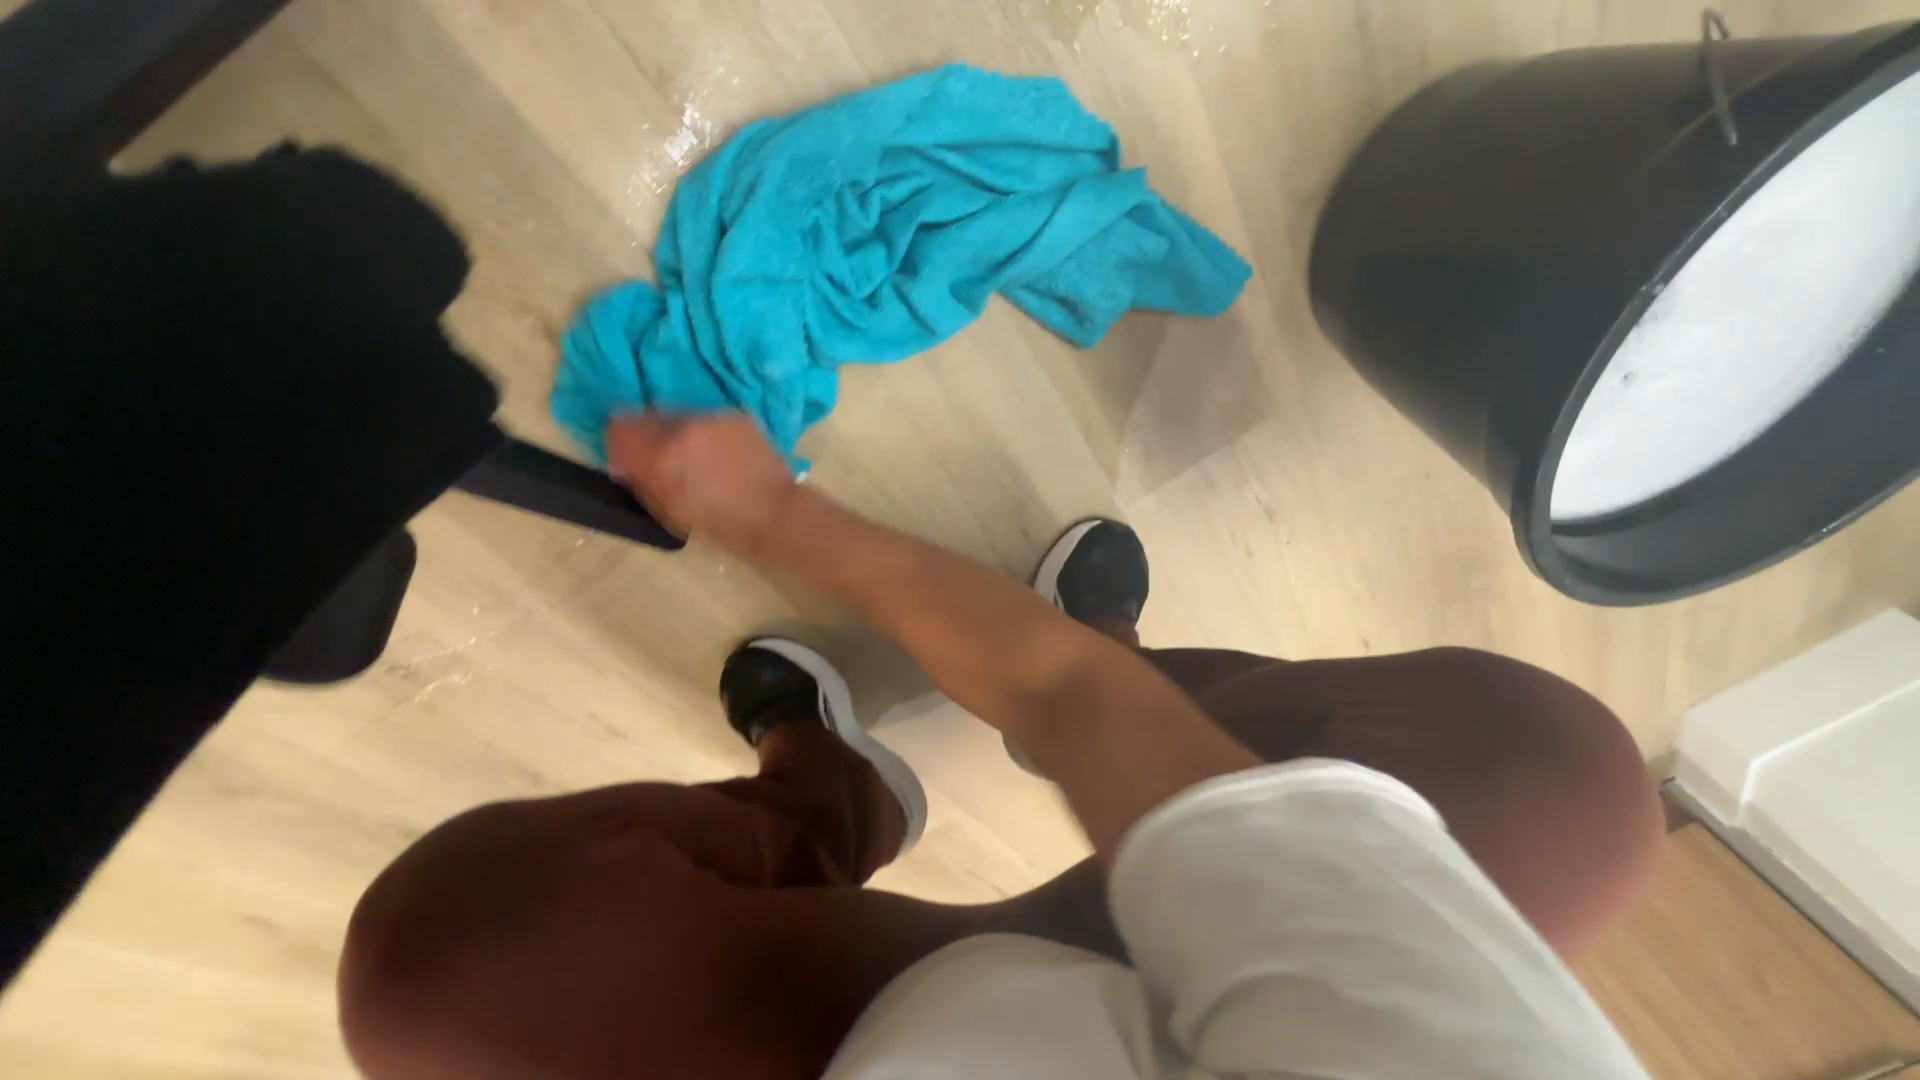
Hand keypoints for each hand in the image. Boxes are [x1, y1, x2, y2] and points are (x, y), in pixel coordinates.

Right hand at [604, 413, 798, 556]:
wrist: (773, 512)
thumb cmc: (718, 523)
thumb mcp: (668, 511)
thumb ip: (640, 481)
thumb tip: (625, 462)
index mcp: (660, 454)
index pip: (618, 426)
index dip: (619, 443)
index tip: (628, 458)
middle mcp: (682, 427)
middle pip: (646, 417)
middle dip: (648, 437)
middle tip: (663, 460)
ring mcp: (711, 417)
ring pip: (678, 416)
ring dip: (677, 433)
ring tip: (696, 458)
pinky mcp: (735, 415)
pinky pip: (707, 419)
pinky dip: (706, 433)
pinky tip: (721, 454)